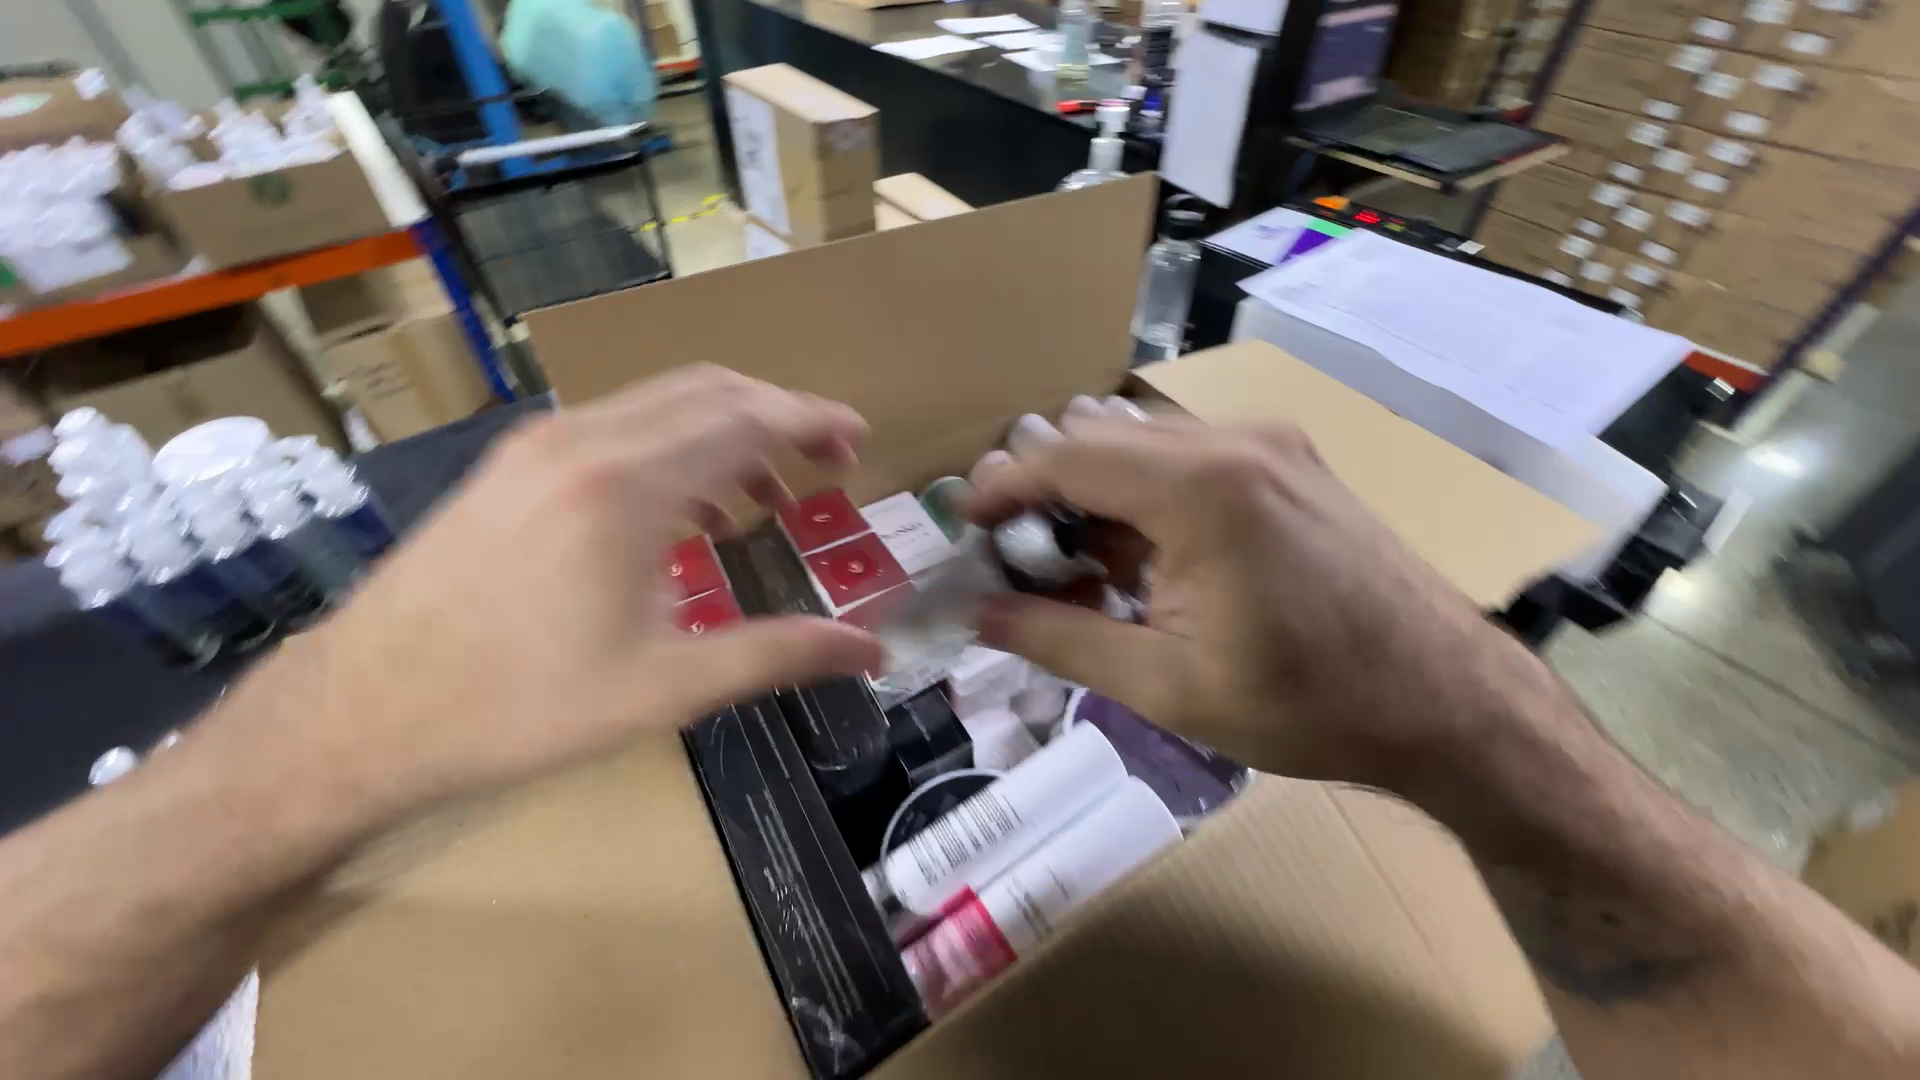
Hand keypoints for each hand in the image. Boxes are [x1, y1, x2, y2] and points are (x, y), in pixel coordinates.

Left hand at [217, 366, 882, 818]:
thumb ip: (778, 654)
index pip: (744, 418)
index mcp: (624, 487)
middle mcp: (581, 441)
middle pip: (708, 391)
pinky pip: (619, 426)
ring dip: (728, 433)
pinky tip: (687, 510)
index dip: (811, 419)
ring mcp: (538, 445)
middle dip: (780, 416)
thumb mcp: (665, 689)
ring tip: (767, 498)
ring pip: (661, 403)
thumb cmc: (520, 708)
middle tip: (829, 460)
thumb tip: (871, 650)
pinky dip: (676, 448)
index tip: (858, 437)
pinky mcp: (512, 464)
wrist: (356, 715)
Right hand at [967, 415, 1552, 787]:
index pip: (1066, 455)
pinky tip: (1145, 560)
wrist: (1450, 704)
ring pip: (1141, 444)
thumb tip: (979, 615)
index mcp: (1202, 486)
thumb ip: (1058, 639)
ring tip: (1081, 570)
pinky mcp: (1290, 462)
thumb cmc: (1308, 704)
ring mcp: (1270, 444)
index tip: (966, 523)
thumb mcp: (1164, 684)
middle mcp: (1234, 440)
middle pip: (1100, 437)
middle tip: (1020, 559)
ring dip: (1095, 494)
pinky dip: (1143, 497)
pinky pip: (1186, 458)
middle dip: (1045, 491)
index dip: (1003, 485)